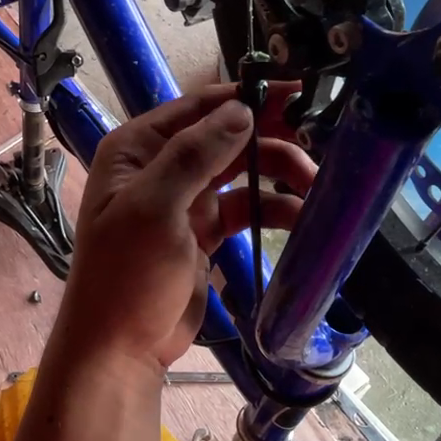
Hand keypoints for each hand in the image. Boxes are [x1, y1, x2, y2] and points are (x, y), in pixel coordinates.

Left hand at [45, 84, 316, 372]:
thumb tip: (242, 109)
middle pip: (224, 136)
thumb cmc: (127, 274)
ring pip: (240, 171)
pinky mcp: (202, 233)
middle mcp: (159, 166)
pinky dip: (272, 208)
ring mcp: (183, 200)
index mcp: (136, 149)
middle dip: (270, 137)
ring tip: (316, 184)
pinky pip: (245, 208)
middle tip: (320, 138)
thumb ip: (196, 155)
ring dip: (277, 173)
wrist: (120, 348)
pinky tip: (302, 215)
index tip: (299, 92)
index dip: (247, 97)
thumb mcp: (155, 207)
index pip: (197, 107)